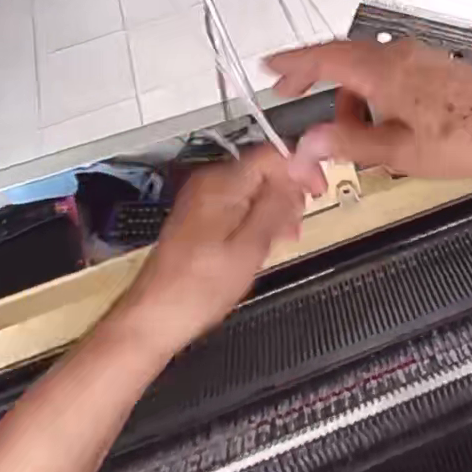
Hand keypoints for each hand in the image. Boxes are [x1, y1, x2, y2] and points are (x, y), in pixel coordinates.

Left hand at [102, 147, 307, 357]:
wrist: (155, 317)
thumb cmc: (195, 290)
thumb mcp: (250, 247)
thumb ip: (277, 205)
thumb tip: (299, 173)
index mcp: (221, 184)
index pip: (273, 154)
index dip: (302, 169)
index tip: (317, 190)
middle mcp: (209, 184)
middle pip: (265, 169)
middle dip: (289, 192)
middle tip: (298, 221)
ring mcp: (203, 198)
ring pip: (255, 187)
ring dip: (277, 207)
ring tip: (283, 236)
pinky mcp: (202, 215)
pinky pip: (241, 203)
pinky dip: (259, 217)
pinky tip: (263, 241)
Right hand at [267, 39, 471, 181]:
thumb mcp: (399, 152)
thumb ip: (348, 143)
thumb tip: (310, 140)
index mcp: (385, 72)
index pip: (323, 57)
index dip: (292, 62)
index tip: (271, 67)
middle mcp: (402, 57)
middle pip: (344, 60)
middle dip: (318, 80)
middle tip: (297, 97)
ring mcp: (422, 60)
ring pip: (370, 72)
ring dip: (353, 99)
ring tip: (359, 139)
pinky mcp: (438, 71)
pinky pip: (394, 77)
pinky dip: (378, 98)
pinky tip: (389, 128)